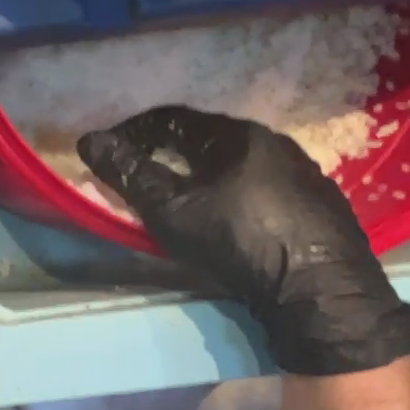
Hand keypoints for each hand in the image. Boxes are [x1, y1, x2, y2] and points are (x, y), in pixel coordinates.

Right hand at [78, 106, 409, 375]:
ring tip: (178, 195)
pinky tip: (225, 214)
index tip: (108, 150)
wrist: (320, 290)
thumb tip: (89, 139)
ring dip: (201, 171)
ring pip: (235, 161)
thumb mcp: (168, 209)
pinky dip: (231, 189)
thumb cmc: (236, 240)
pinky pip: (261, 182)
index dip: (132, 131)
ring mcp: (302, 170)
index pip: (171, 119)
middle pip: (204, 138)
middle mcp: (273, 142)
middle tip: (138, 173)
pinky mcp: (319, 200)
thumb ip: (127, 173)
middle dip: (166, 151)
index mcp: (235, 136)